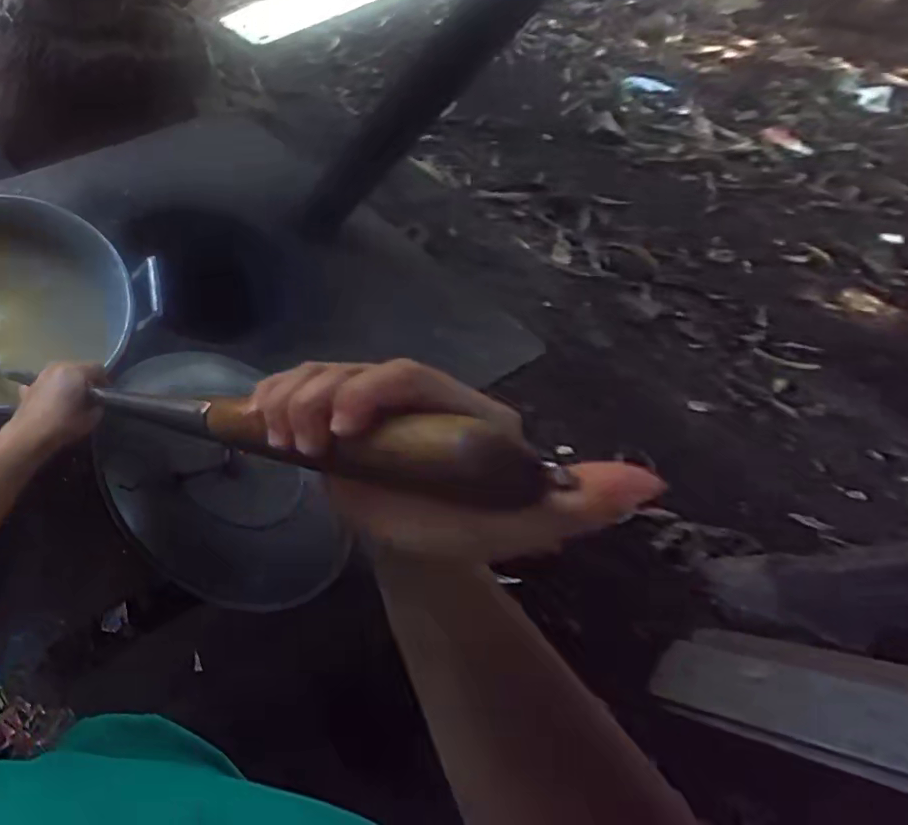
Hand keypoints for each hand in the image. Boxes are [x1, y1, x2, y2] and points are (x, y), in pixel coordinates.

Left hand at [3, 362, 103, 453]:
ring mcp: (41, 374)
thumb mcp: (90, 420)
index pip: (97, 367)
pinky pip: (45, 383)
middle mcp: (57, 367)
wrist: (29, 434)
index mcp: (75, 372)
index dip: (104, 380)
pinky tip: (50, 401)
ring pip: (60, 373)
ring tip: (69, 398)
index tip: (105, 393)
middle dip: (85, 379)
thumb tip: (96, 403)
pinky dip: (50, 388)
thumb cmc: (63, 425)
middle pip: (77, 368)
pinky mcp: (30, 385)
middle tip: (88, 396)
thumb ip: (97, 407)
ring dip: (67, 382)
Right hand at [247, 360, 665, 563]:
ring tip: (282, 442)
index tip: (343, 434)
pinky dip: (269, 395)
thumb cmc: (459, 531)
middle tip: (303, 448)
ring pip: (314, 371)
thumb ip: (580, 505)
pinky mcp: (326, 403)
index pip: (407, 374)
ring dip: (287, 400)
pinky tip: (258, 417)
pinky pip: (290, 382)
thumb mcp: (517, 527)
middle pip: (349, 369)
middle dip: (314, 401)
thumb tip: (649, 484)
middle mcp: (407, 391)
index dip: (367, 392)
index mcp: (456, 406)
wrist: (411, 538)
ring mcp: (361, 394)